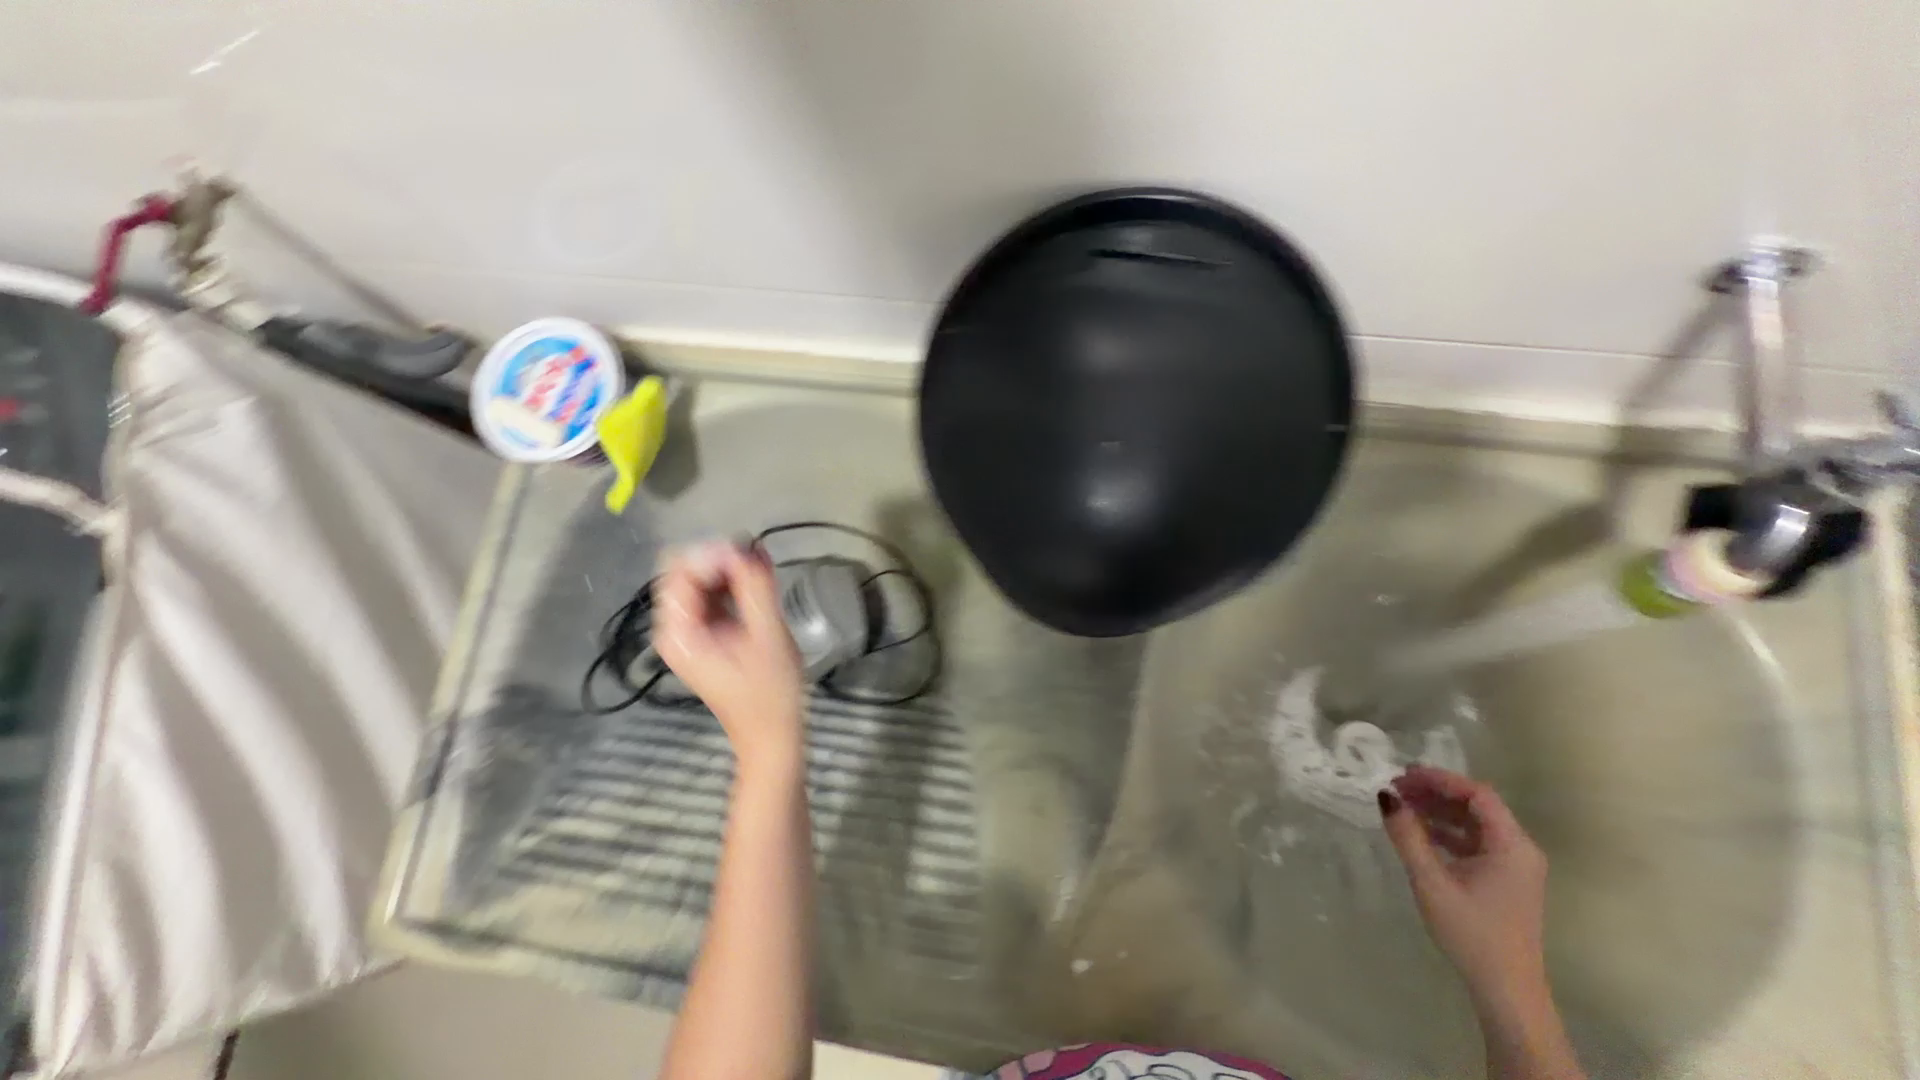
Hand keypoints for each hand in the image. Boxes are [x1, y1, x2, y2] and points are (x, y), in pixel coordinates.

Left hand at [654, 542, 805, 770]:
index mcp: (678, 631)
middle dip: (721, 560)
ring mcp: (687, 631)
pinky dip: (731, 585)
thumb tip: (748, 547)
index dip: (713, 554)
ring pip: (698, 580)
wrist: (772, 737)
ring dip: (728, 571)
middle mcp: (673, 628)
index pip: (679, 570)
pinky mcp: (704, 634)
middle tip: (759, 565)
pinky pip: (710, 595)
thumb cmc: (771, 693)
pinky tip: (758, 587)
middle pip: (684, 570)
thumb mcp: (768, 635)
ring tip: (762, 575)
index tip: (751, 557)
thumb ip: (756, 588)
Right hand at [1379, 766, 1550, 1015]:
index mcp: (1512, 845)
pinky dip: (1448, 832)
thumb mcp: (1431, 882)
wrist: (1505, 988)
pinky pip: (1475, 842)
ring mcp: (1514, 865)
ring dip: (1440, 811)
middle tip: (1396, 789)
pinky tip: (1420, 834)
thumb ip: (1408, 837)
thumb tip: (1386, 796)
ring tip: (1402, 807)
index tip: (1402, 777)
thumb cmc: (1471, 933)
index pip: (1477, 794)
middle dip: (1436, 792)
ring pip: (1475, 823)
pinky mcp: (1505, 879)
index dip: (1439, 779)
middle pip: (1477, 805)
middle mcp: (1519, 849)